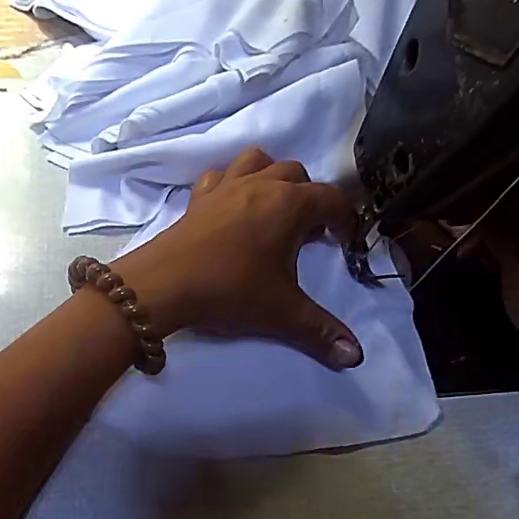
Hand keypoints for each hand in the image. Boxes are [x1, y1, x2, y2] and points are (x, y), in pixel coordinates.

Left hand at [111, 147, 364, 369]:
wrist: (163, 286)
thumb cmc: (229, 291)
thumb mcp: (281, 313)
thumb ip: (320, 332)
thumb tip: (355, 357)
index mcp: (289, 205)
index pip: (332, 199)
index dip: (346, 220)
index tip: (345, 244)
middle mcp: (260, 185)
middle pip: (298, 174)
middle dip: (311, 199)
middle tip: (310, 234)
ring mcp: (225, 187)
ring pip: (258, 161)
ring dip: (273, 177)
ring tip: (274, 210)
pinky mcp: (198, 198)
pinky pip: (220, 175)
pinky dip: (231, 182)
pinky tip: (232, 207)